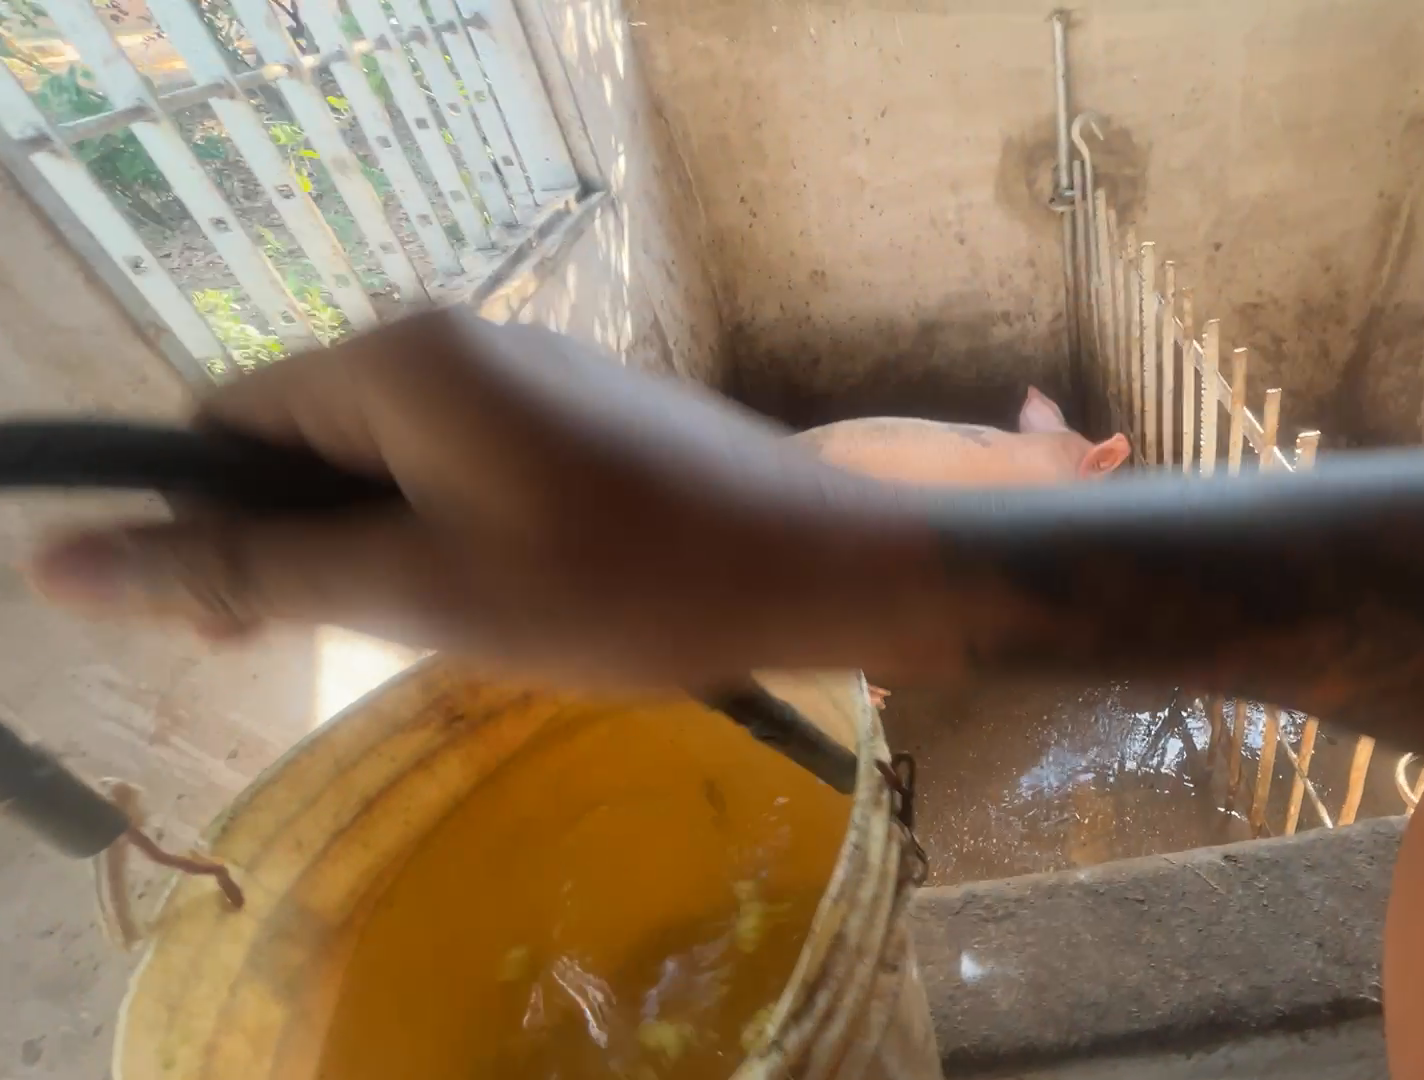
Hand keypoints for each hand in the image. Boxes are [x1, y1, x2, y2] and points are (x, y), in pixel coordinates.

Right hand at [27, 309, 927, 690]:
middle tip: (409, 626)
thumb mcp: (426, 589)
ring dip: (429, 546)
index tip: (258, 628)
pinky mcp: (620, 418)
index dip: (224, 526)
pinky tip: (565, 584)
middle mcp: (483, 343)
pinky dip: (504, 532)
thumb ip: (252, 570)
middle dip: (341, 540)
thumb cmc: (629, 583)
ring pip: (431, 465)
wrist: (814, 564)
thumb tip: (68, 558)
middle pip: (337, 441)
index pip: (236, 423)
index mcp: (410, 360)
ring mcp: (563, 377)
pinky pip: (513, 470)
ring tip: (503, 613)